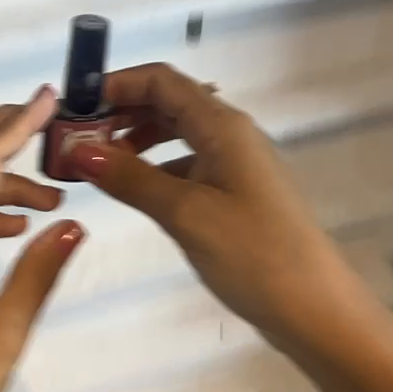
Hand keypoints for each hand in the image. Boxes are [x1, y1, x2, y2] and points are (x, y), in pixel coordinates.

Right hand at [71, 63, 383, 354]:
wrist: (317, 311)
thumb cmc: (253, 254)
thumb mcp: (184, 213)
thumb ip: (130, 177)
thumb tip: (78, 151)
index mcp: (222, 125)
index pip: (161, 80)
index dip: (116, 83)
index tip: (75, 105)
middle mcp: (229, 134)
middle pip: (167, 102)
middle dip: (120, 112)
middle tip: (77, 139)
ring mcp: (235, 164)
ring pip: (176, 133)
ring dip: (135, 140)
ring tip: (97, 164)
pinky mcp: (236, 193)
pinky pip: (187, 163)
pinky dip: (155, 167)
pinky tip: (134, 190)